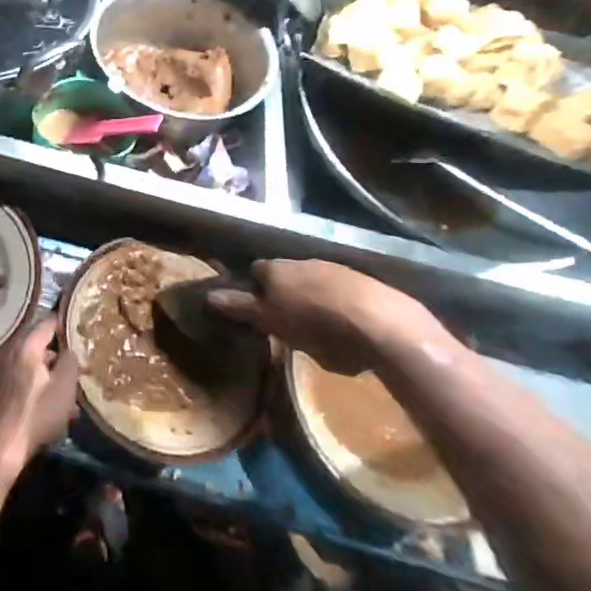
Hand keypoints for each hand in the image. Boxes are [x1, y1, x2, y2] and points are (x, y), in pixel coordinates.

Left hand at [0, 318, 79, 475]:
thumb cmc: (36, 413)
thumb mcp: (64, 387)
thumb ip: (69, 361)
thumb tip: (68, 348)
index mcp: (26, 346)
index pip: (47, 322)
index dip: (64, 322)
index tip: (78, 324)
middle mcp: (8, 351)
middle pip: (37, 343)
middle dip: (57, 351)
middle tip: (75, 360)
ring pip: (29, 362)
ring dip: (47, 371)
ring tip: (65, 388)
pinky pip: (19, 376)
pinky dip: (34, 382)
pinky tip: (47, 402)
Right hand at [207, 259, 449, 373]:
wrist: (381, 324)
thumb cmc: (314, 323)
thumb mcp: (271, 321)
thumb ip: (241, 308)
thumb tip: (209, 295)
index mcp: (276, 268)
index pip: (254, 271)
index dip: (252, 289)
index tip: (254, 310)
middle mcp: (303, 261)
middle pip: (285, 276)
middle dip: (283, 295)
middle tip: (283, 323)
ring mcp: (336, 269)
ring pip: (313, 283)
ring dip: (311, 300)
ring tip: (315, 329)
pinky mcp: (365, 283)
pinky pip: (340, 293)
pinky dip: (337, 307)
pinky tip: (344, 329)